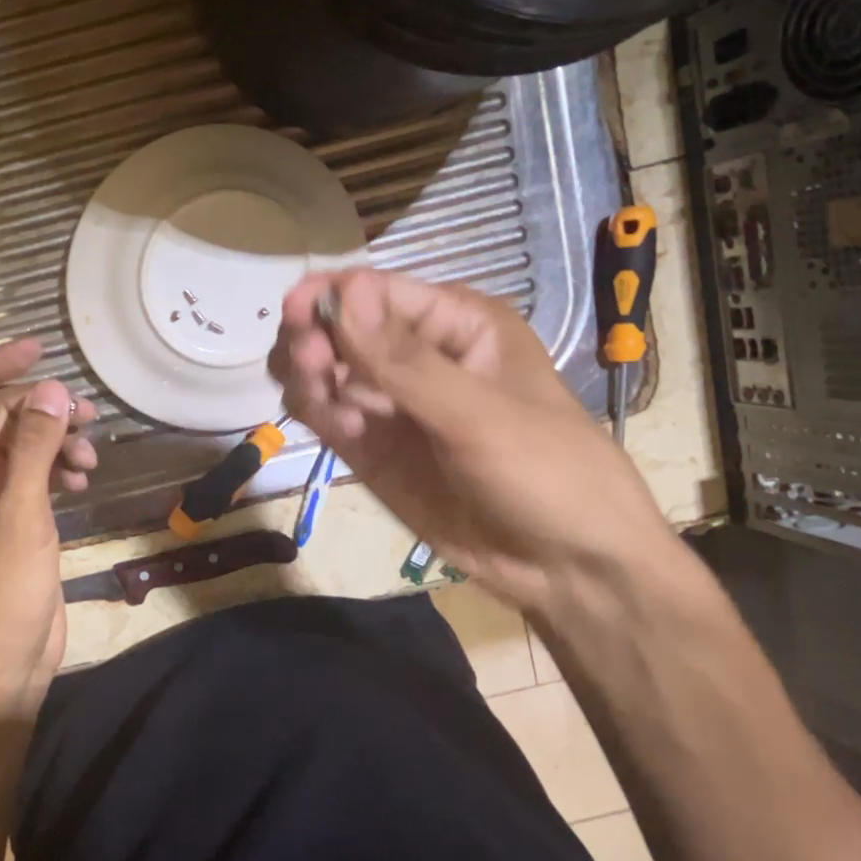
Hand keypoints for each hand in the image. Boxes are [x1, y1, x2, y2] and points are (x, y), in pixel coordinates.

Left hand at [0, 339, 97, 715]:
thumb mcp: (21, 515)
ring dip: (55, 442)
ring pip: (22, 447)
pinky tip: (83, 481)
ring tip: (90, 458)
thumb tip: (50, 390)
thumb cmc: (4, 593)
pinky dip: (58, 469)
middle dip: (41, 410)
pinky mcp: (16, 521)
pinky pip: (35, 476)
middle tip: (87, 414)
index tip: (38, 349)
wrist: (9, 662)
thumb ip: (34, 450)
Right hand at [269, 268, 675, 614]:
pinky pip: (327, 416)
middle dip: (315, 337)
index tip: (295, 313)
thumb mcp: (478, 413)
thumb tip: (344, 293)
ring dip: (308, 374)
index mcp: (457, 325)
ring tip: (316, 394)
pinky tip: (329, 421)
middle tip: (308, 363)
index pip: (378, 293)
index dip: (334, 296)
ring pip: (325, 372)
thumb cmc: (546, 471)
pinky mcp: (372, 449)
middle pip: (340, 329)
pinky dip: (316, 411)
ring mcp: (390, 405)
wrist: (566, 566)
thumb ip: (403, 361)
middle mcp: (417, 356)